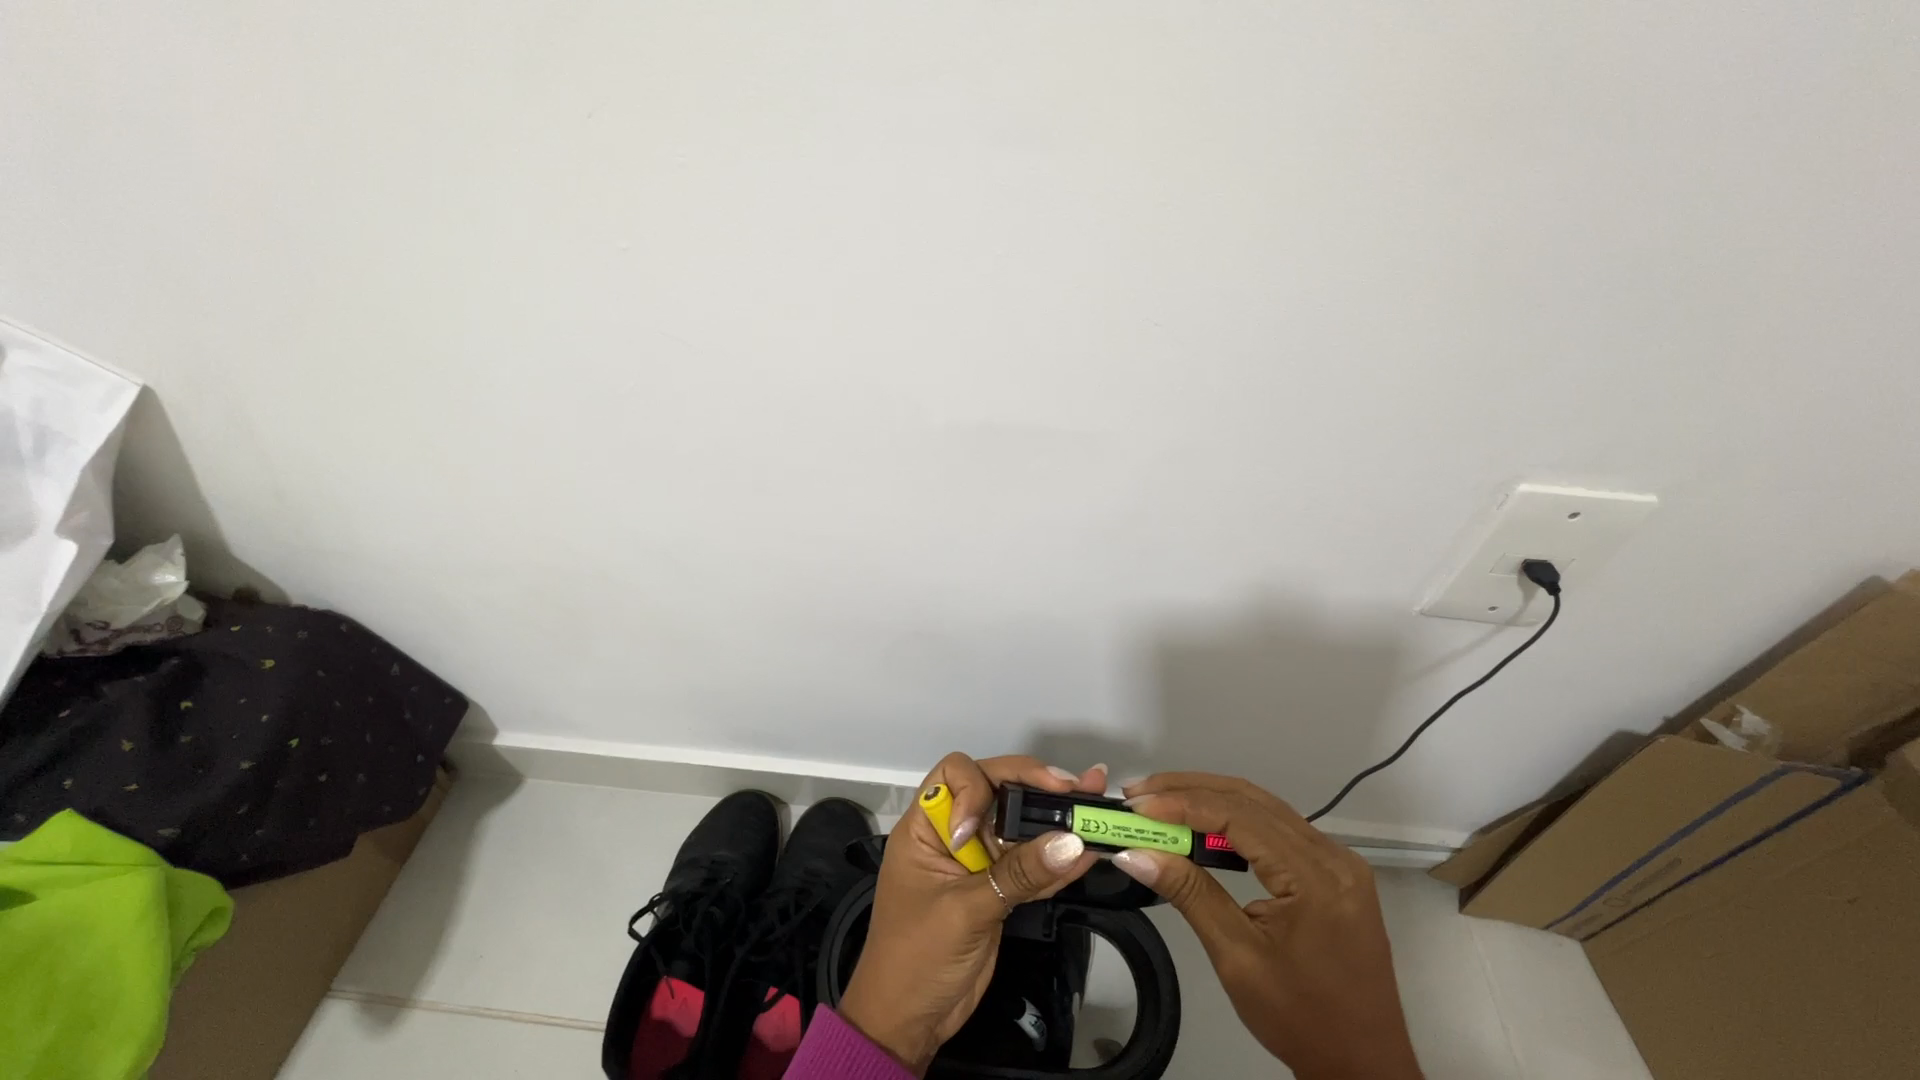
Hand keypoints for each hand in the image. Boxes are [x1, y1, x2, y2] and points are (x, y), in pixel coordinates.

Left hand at [837, 753, 1105, 1075]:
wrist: (908, 1022)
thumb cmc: (915, 958)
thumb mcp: (964, 911)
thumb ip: (1017, 875)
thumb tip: (1071, 842)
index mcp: (926, 827)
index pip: (954, 774)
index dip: (976, 787)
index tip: (982, 828)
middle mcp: (954, 835)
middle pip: (996, 791)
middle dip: (1034, 785)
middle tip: (1074, 788)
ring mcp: (978, 862)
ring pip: (1019, 827)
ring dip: (1056, 817)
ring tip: (1095, 803)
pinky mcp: (998, 890)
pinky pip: (1031, 866)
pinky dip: (1058, 861)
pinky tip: (1091, 852)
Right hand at [1112, 774, 1423, 1079]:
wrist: (1364, 1064)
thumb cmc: (1300, 1018)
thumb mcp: (1237, 957)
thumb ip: (1190, 894)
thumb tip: (1135, 854)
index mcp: (1315, 877)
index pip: (1239, 816)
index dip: (1182, 804)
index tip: (1136, 806)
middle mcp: (1333, 856)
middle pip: (1253, 799)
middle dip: (1190, 789)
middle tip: (1139, 793)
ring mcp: (1339, 862)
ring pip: (1266, 808)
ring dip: (1211, 799)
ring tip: (1160, 803)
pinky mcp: (1335, 873)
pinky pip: (1279, 829)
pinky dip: (1236, 820)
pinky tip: (1202, 827)